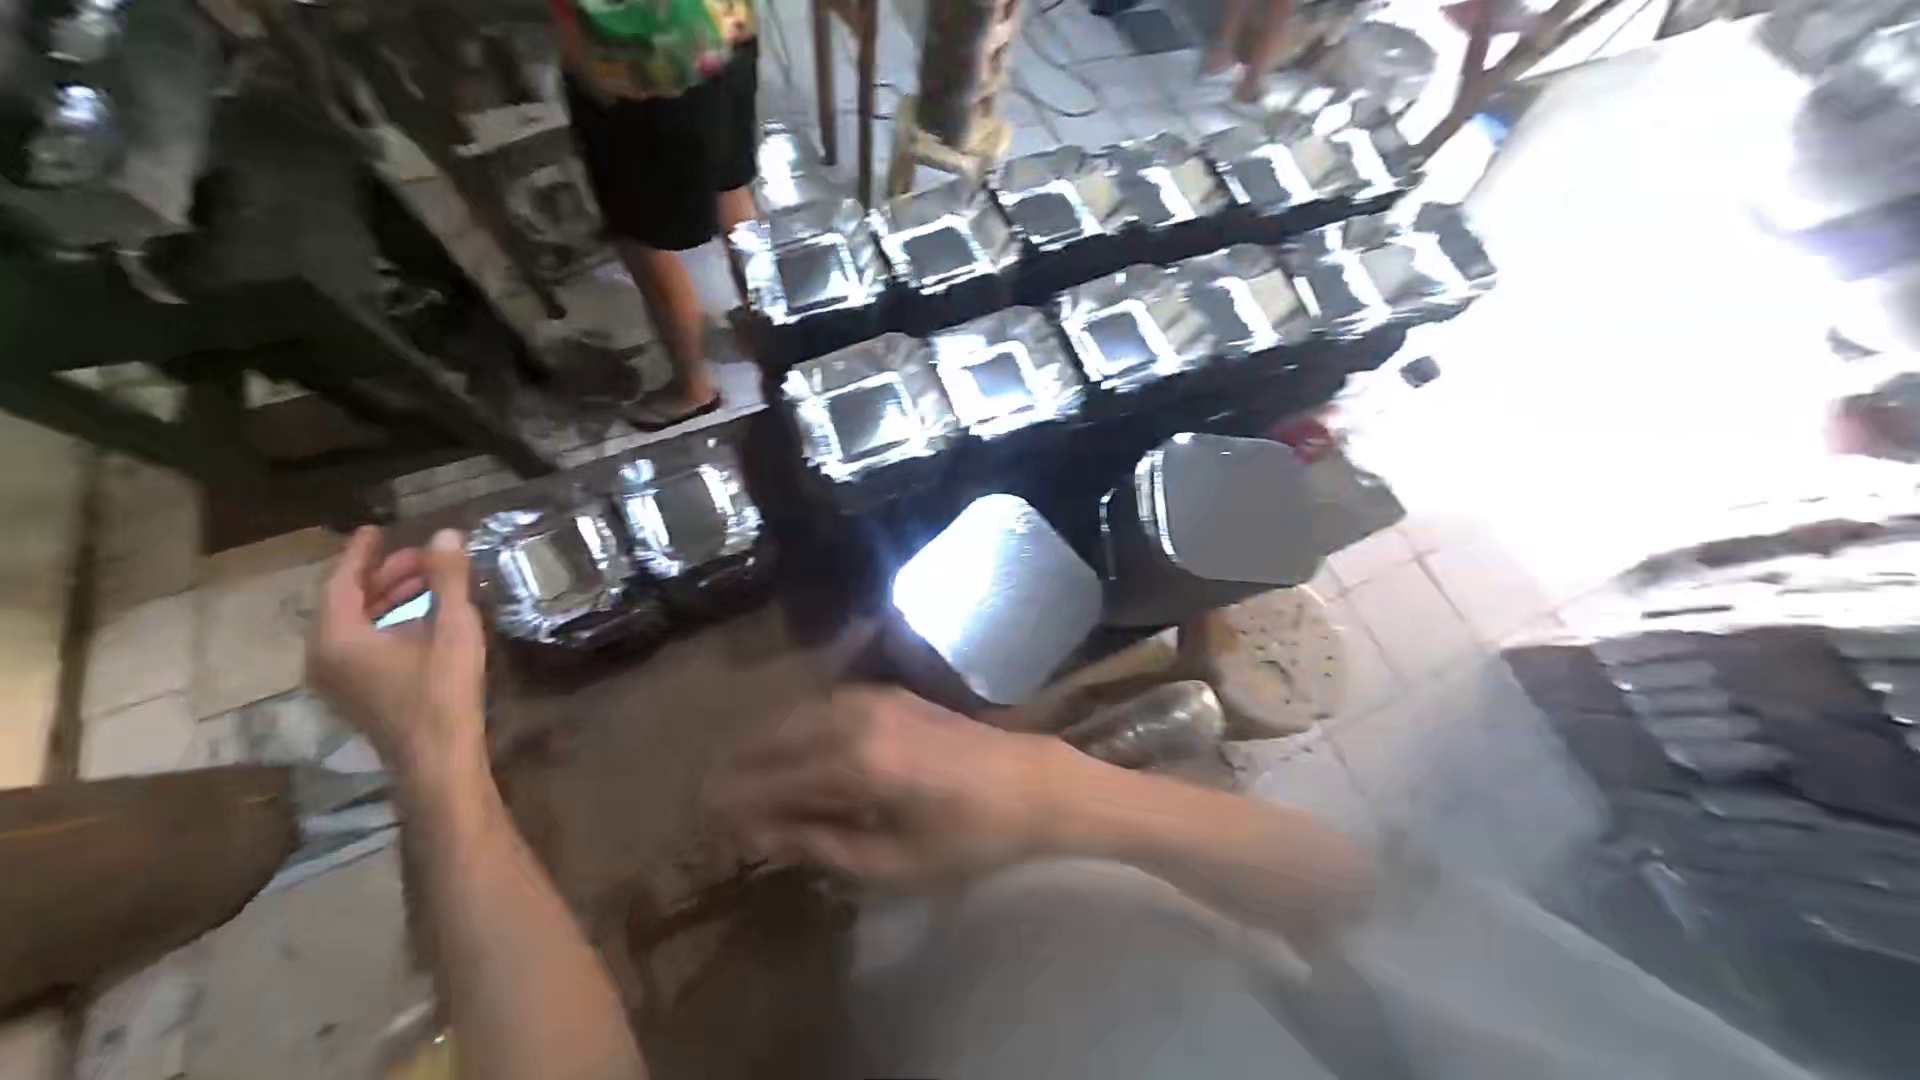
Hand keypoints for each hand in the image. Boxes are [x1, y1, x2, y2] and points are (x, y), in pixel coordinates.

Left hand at [309, 526, 486, 784]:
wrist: (437, 756)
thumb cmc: (443, 690)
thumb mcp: (453, 629)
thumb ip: (448, 580)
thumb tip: (447, 534)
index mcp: (337, 637)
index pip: (340, 582)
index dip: (360, 553)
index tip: (376, 529)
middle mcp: (323, 655)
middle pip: (347, 601)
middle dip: (384, 574)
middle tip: (424, 557)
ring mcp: (336, 678)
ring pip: (355, 623)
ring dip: (389, 598)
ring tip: (429, 582)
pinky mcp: (355, 691)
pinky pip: (362, 643)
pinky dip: (388, 621)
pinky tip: (423, 618)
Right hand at [711, 687, 1104, 889]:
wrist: (1029, 782)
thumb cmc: (969, 836)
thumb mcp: (897, 862)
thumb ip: (826, 845)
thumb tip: (769, 833)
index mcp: (858, 766)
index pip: (776, 780)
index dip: (740, 800)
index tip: (710, 817)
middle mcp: (858, 720)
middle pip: (780, 738)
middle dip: (744, 765)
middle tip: (713, 791)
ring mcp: (876, 699)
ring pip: (801, 714)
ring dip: (770, 740)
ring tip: (745, 768)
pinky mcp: (892, 693)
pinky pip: (829, 703)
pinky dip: (802, 722)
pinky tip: (795, 742)